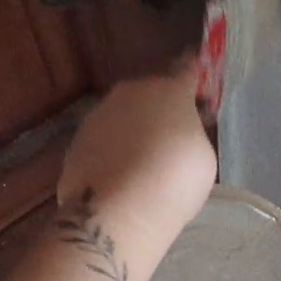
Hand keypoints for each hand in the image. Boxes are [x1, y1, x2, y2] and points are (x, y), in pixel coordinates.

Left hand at [58, 64, 215, 247]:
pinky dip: (111, 150)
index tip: (198, 86)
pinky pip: (104, 138)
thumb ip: (192, 132)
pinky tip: (120, 176)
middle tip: (171, 136)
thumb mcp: (203, 157)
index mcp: (170, 90)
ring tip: (143, 162)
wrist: (117, 211)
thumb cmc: (174, 181)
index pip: (187, 70)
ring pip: (123, 114)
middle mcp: (131, 92)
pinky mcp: (77, 139)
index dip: (194, 77)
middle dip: (161, 108)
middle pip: (151, 92)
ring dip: (133, 129)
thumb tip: (181, 130)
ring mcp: (100, 114)